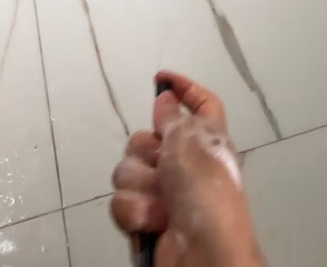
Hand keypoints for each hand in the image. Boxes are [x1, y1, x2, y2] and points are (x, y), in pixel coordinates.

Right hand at [109, 71, 264, 266]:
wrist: (202, 253)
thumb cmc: (204, 189)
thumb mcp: (191, 142)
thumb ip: (173, 117)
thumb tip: (167, 99)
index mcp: (205, 139)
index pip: (201, 103)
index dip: (184, 87)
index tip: (160, 78)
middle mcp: (183, 162)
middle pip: (145, 137)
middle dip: (145, 151)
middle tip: (162, 165)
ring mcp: (162, 192)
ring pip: (127, 169)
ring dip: (141, 186)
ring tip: (161, 203)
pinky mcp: (144, 218)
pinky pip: (121, 201)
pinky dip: (135, 211)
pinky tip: (153, 222)